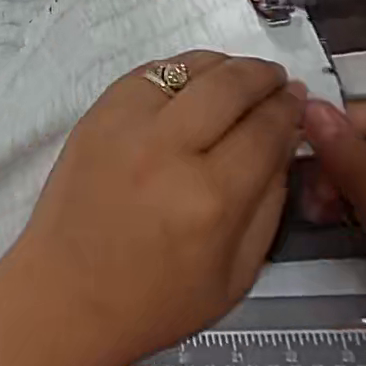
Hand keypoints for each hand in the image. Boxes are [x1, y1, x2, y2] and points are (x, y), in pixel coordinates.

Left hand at [0, 51, 305, 365]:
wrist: (65, 292)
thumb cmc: (155, 300)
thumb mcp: (236, 275)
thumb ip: (269, 203)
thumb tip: (284, 142)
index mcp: (210, 198)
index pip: (266, 130)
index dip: (289, 110)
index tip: (299, 100)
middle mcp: (169, 148)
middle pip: (231, 86)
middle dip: (264, 76)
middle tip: (278, 80)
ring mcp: (127, 122)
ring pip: (189, 67)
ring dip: (225, 65)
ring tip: (242, 75)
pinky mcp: (99, 110)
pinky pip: (151, 71)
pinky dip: (181, 70)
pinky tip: (194, 82)